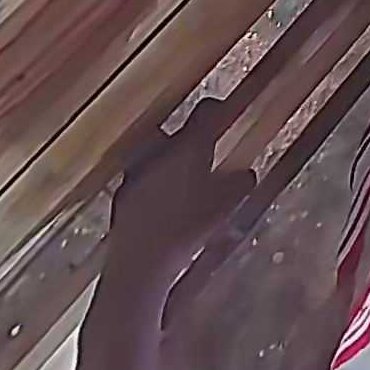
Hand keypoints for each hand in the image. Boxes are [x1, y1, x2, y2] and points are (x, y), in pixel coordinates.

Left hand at [109, 98, 254, 283]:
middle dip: (191, 137)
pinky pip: (144, 179)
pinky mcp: (123, 196)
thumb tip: (247, 173)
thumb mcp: (228, 203)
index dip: (219, 109)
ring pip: (158, 155)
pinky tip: (165, 201)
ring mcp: (137, 172)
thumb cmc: (189, 225)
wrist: (140, 261)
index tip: (226, 111)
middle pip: (178, 131)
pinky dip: (156, 184)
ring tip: (185, 178)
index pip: (206, 111)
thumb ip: (239, 183)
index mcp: (188, 145)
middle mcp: (160, 150)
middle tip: (204, 149)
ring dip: (171, 161)